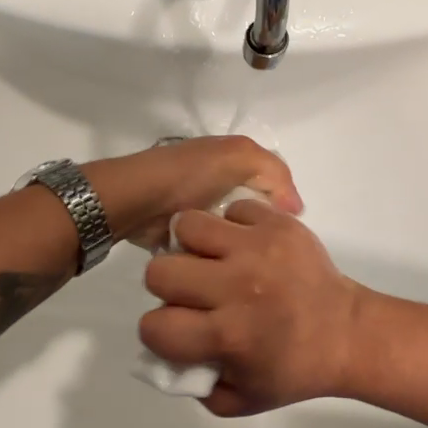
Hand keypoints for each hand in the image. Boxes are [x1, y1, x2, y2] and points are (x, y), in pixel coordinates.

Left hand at [84, 136, 302, 249]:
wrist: (135, 201)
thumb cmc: (187, 177)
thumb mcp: (238, 156)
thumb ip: (272, 172)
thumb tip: (292, 208)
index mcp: (229, 161)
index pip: (268, 185)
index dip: (279, 206)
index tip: (286, 231)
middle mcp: (212, 184)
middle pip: (249, 211)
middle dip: (256, 229)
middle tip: (264, 254)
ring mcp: (194, 211)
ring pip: (229, 234)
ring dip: (234, 247)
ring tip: (243, 265)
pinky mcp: (178, 236)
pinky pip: (207, 250)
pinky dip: (213, 258)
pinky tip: (221, 270)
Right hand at [139, 199, 368, 416]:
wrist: (349, 334)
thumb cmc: (293, 370)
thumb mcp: (239, 399)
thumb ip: (192, 384)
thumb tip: (162, 356)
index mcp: (228, 336)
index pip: (154, 326)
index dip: (159, 331)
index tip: (180, 330)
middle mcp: (238, 288)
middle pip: (160, 272)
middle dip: (169, 287)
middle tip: (194, 293)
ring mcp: (258, 249)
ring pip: (187, 226)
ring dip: (192, 246)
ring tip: (212, 261)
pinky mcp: (279, 224)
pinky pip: (231, 210)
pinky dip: (232, 228)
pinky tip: (245, 248)